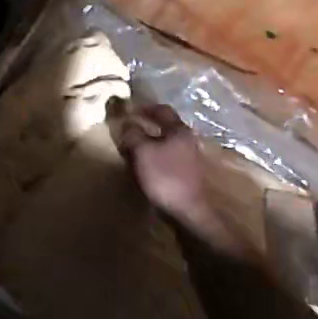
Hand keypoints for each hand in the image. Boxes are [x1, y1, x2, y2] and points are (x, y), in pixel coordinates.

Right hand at [107, 97, 211, 221]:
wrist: (187, 210)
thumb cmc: (164, 176)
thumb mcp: (142, 151)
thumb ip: (133, 134)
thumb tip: (126, 122)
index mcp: (179, 130)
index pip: (162, 110)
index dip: (144, 107)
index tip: (129, 109)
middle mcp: (188, 140)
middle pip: (166, 126)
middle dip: (147, 125)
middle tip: (130, 128)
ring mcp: (191, 158)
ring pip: (167, 143)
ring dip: (151, 142)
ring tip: (134, 147)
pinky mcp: (188, 174)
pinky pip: (169, 157)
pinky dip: (156, 156)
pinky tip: (146, 164)